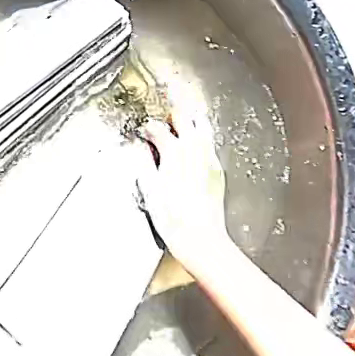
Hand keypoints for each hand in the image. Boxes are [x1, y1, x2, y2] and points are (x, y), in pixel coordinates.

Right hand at [135, 118, 232, 268]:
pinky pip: (209, 144)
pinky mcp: (217, 170)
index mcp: (174, 152)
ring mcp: (208, 159)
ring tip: (179, 124)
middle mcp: (194, 150)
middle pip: (184, 117)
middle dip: (170, 115)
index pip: (157, 127)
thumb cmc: (173, 219)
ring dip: (189, 121)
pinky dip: (199, 137)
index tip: (142, 133)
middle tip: (161, 120)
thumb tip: (137, 146)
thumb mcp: (148, 188)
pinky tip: (191, 147)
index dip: (146, 127)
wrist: (200, 240)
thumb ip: (143, 160)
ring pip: (201, 126)